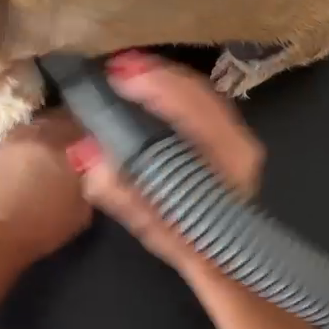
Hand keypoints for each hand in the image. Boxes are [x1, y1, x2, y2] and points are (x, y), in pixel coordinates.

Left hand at [0, 112, 92, 267]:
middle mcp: (37, 133)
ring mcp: (14, 138)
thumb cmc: (44, 226)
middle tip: (80, 144)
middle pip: (61, 118)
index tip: (99, 144)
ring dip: (51, 132)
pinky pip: (22, 136)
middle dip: (72, 128)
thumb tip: (93, 164)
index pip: (85, 125)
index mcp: (62, 143)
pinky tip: (36, 158)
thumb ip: (91, 178)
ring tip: (58, 150)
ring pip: (39, 125)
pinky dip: (32, 142)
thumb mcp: (83, 207)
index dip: (94, 133)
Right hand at [70, 53, 263, 274]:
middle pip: (198, 91)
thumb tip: (88, 156)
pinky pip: (204, 104)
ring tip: (131, 72)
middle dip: (157, 74)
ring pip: (202, 94)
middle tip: (119, 66)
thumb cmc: (192, 246)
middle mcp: (239, 142)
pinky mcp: (234, 142)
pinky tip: (152, 91)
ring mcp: (240, 140)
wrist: (229, 261)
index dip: (154, 85)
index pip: (190, 107)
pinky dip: (177, 92)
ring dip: (166, 80)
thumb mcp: (153, 225)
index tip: (119, 76)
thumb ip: (121, 193)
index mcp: (226, 159)